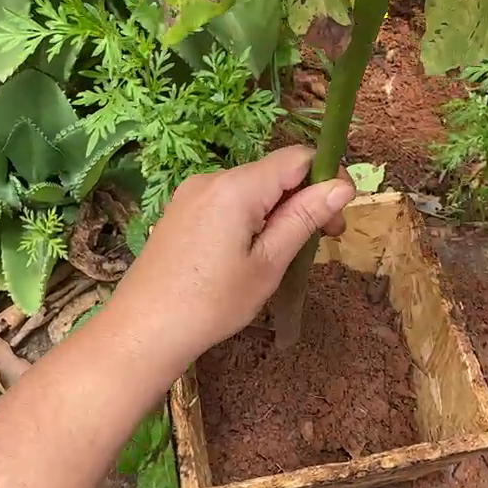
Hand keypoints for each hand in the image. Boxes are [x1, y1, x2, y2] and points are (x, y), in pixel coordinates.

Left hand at [102, 146, 353, 368]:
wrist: (143, 330)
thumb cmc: (212, 303)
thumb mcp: (268, 263)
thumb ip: (305, 218)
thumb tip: (345, 185)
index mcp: (237, 187)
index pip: (298, 157)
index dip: (327, 178)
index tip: (339, 217)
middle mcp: (213, 178)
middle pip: (275, 172)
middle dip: (306, 199)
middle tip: (323, 242)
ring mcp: (193, 192)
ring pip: (254, 188)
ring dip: (280, 211)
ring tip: (286, 254)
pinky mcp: (182, 209)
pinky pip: (230, 200)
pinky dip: (253, 217)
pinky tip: (253, 252)